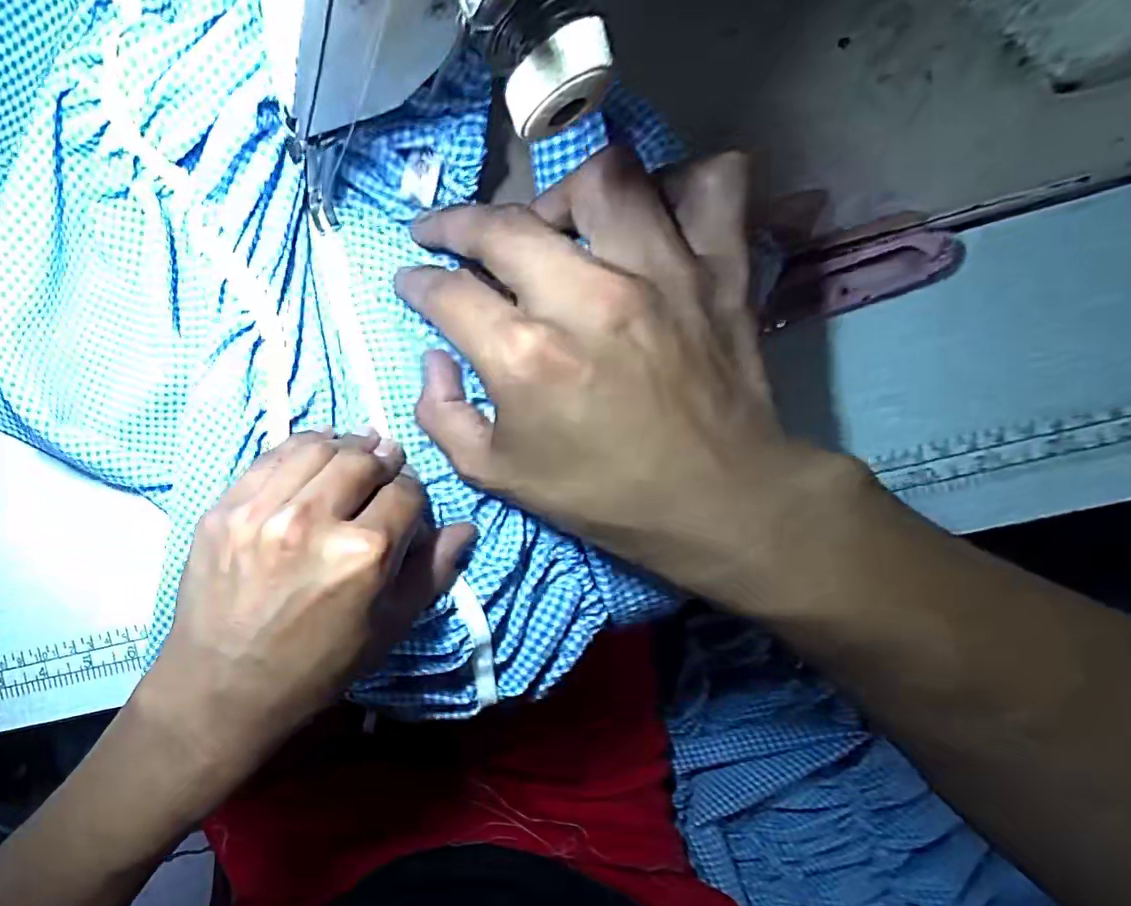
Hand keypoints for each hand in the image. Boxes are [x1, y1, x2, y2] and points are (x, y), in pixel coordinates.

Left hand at [133, 432, 474, 793]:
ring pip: (317, 447)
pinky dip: (298, 449)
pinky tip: (310, 456)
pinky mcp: (225, 508)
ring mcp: (262, 510)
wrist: (226, 686)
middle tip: (383, 469)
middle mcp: (313, 521)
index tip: (406, 509)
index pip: (407, 493)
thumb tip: (465, 528)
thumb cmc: (317, 667)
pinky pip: (270, 457)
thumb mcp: (387, 630)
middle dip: (383, 461)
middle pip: (363, 460)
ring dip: (343, 446)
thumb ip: (431, 573)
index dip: (414, 497)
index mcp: (363, 555)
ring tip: (349, 455)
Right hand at [395, 148, 866, 606]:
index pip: (449, 291)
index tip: (410, 280)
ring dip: (560, 196)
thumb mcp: (493, 474)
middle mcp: (587, 299)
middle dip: (455, 225)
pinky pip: (710, 184)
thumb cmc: (596, 494)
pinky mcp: (720, 267)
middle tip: (443, 235)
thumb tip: (435, 357)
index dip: (416, 281)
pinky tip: (647, 218)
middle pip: (505, 225)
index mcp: (525, 358)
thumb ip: (442, 414)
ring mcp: (662, 272)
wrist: (712, 502)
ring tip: (551, 226)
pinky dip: (675, 186)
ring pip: (603, 178)